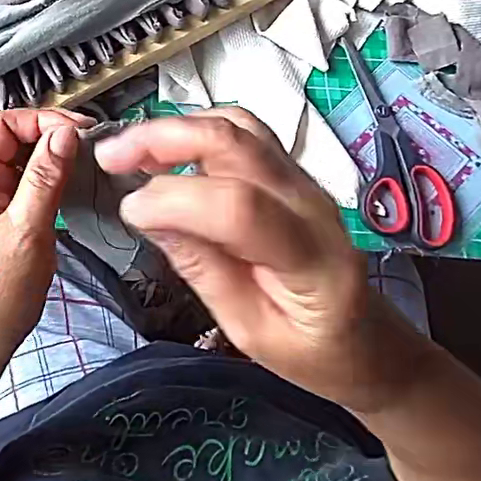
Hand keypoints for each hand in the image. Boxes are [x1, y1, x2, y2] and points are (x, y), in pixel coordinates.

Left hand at [0, 109, 88, 367]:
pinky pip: (30, 183)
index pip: (2, 126)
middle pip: (13, 139)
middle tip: (87, 142)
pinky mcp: (7, 218)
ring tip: (84, 158)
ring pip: (24, 160)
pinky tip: (72, 181)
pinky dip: (53, 176)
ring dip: (54, 154)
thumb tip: (64, 134)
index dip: (39, 120)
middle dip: (50, 133)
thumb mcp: (26, 231)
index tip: (75, 130)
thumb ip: (45, 179)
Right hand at [94, 108, 427, 412]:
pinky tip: (170, 152)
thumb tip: (148, 213)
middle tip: (110, 156)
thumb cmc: (312, 354)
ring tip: (132, 150)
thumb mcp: (248, 331)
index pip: (239, 207)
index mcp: (310, 260)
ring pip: (241, 126)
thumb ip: (203, 267)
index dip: (173, 199)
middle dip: (165, 138)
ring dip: (180, 128)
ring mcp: (306, 181)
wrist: (369, 342)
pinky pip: (246, 133)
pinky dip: (200, 131)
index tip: (128, 211)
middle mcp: (313, 204)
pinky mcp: (294, 174)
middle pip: (238, 142)